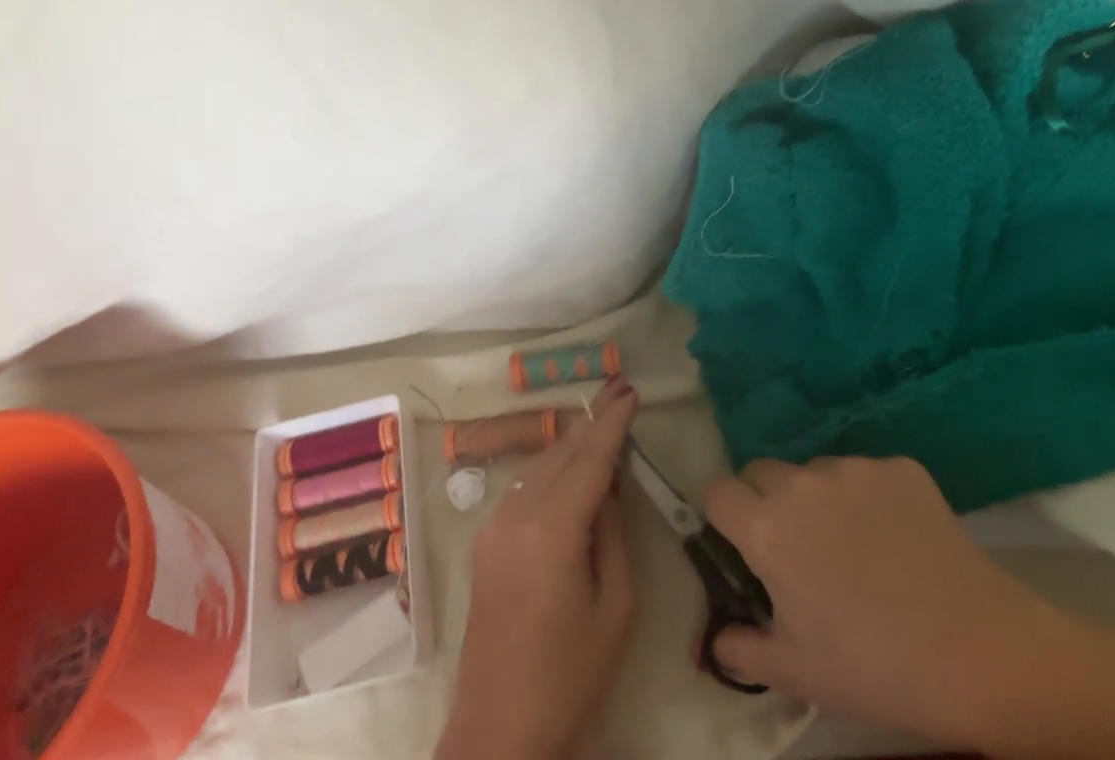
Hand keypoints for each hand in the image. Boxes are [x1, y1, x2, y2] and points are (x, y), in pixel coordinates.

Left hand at [435, 379, 638, 759]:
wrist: (500, 725)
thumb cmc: (571, 673)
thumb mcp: (617, 605)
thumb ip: (614, 534)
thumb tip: (606, 490)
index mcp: (551, 529)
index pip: (588, 459)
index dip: (612, 422)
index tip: (630, 389)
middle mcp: (514, 515)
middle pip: (558, 453)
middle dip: (590, 422)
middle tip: (619, 393)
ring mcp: (493, 529)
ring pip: (537, 468)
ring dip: (570, 445)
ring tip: (603, 425)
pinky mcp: (485, 545)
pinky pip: (523, 491)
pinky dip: (551, 472)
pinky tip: (572, 472)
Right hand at [705, 456, 1067, 748]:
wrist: (978, 652)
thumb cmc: (872, 666)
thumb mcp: (793, 672)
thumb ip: (737, 650)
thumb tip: (712, 641)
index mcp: (766, 527)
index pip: (716, 490)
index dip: (721, 515)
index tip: (737, 542)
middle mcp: (804, 483)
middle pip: (761, 472)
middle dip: (764, 502)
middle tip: (794, 550)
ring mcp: (858, 470)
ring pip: (815, 471)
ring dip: (815, 497)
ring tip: (850, 546)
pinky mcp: (903, 468)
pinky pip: (865, 474)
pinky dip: (866, 498)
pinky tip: (893, 539)